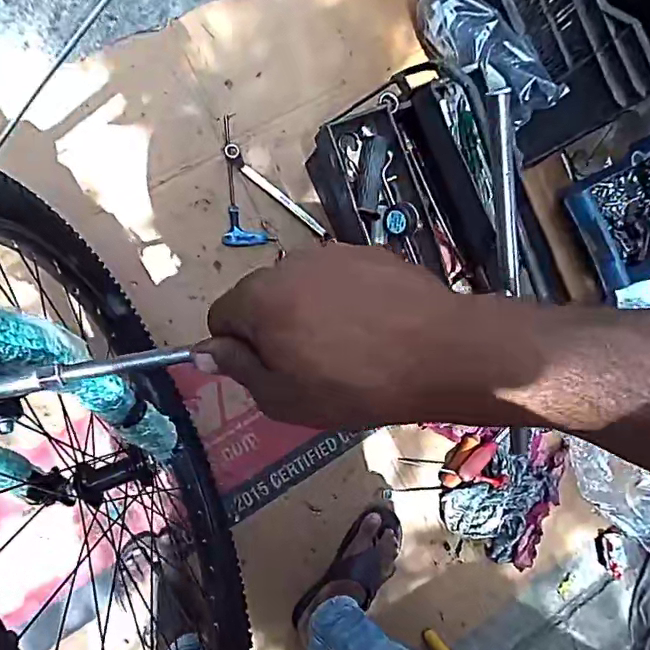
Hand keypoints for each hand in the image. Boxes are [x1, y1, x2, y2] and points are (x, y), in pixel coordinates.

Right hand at [197, 244, 564, 428]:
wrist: (443, 353)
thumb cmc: (354, 386)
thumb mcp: (282, 397)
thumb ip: (237, 369)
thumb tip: (205, 349)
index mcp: (259, 299)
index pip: (219, 316)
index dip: (235, 348)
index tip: (267, 371)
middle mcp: (287, 265)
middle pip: (257, 297)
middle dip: (269, 328)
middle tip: (305, 365)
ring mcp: (330, 253)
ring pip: (296, 287)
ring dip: (304, 312)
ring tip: (344, 347)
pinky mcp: (367, 252)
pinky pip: (334, 278)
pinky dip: (339, 299)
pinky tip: (370, 327)